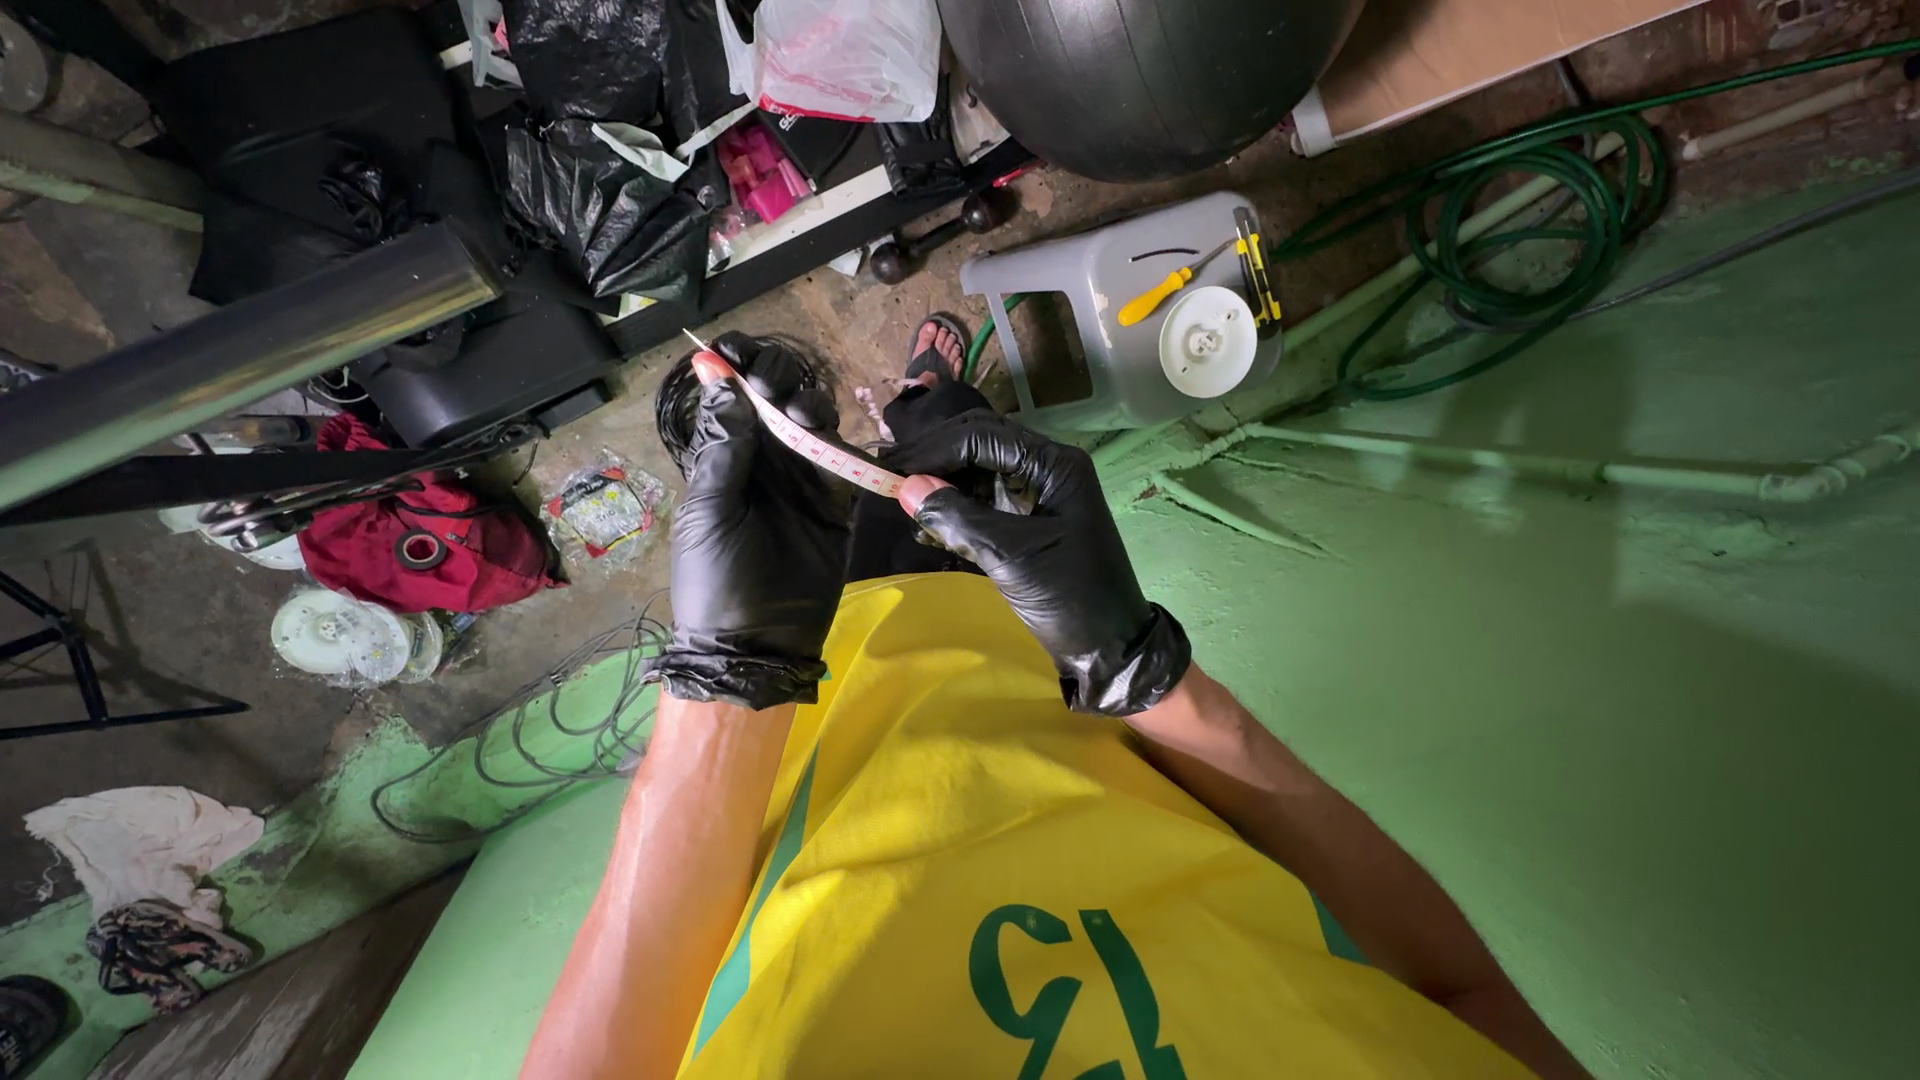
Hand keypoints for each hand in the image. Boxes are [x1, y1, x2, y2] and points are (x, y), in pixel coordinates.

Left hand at [652, 332, 849, 708]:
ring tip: (804, 418)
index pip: (731, 394)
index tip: (740, 351)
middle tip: (775, 393)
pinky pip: (846, 459)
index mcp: (725, 456)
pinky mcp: (837, 500)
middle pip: (776, 395)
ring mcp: (803, 478)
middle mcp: (764, 458)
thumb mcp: (710, 509)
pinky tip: (832, 439)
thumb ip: (723, 446)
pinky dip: (845, 442)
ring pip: (815, 418)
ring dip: (810, 403)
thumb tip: (719, 378)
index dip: (736, 363)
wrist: (758, 640)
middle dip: (777, 377)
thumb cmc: (718, 578)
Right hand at [889, 409, 1189, 715]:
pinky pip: (985, 500)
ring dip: (943, 483)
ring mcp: (1039, 492)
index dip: (932, 449)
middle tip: (889, 475)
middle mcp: (1047, 466)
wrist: (1110, 646)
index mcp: (1054, 463)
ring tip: (905, 500)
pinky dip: (956, 508)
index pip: (981, 435)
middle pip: (979, 443)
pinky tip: (929, 525)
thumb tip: (906, 488)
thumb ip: (958, 518)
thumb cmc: (1070, 597)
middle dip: (934, 458)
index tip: (889, 468)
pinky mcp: (1029, 518)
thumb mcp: (1010, 556)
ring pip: (979, 470)